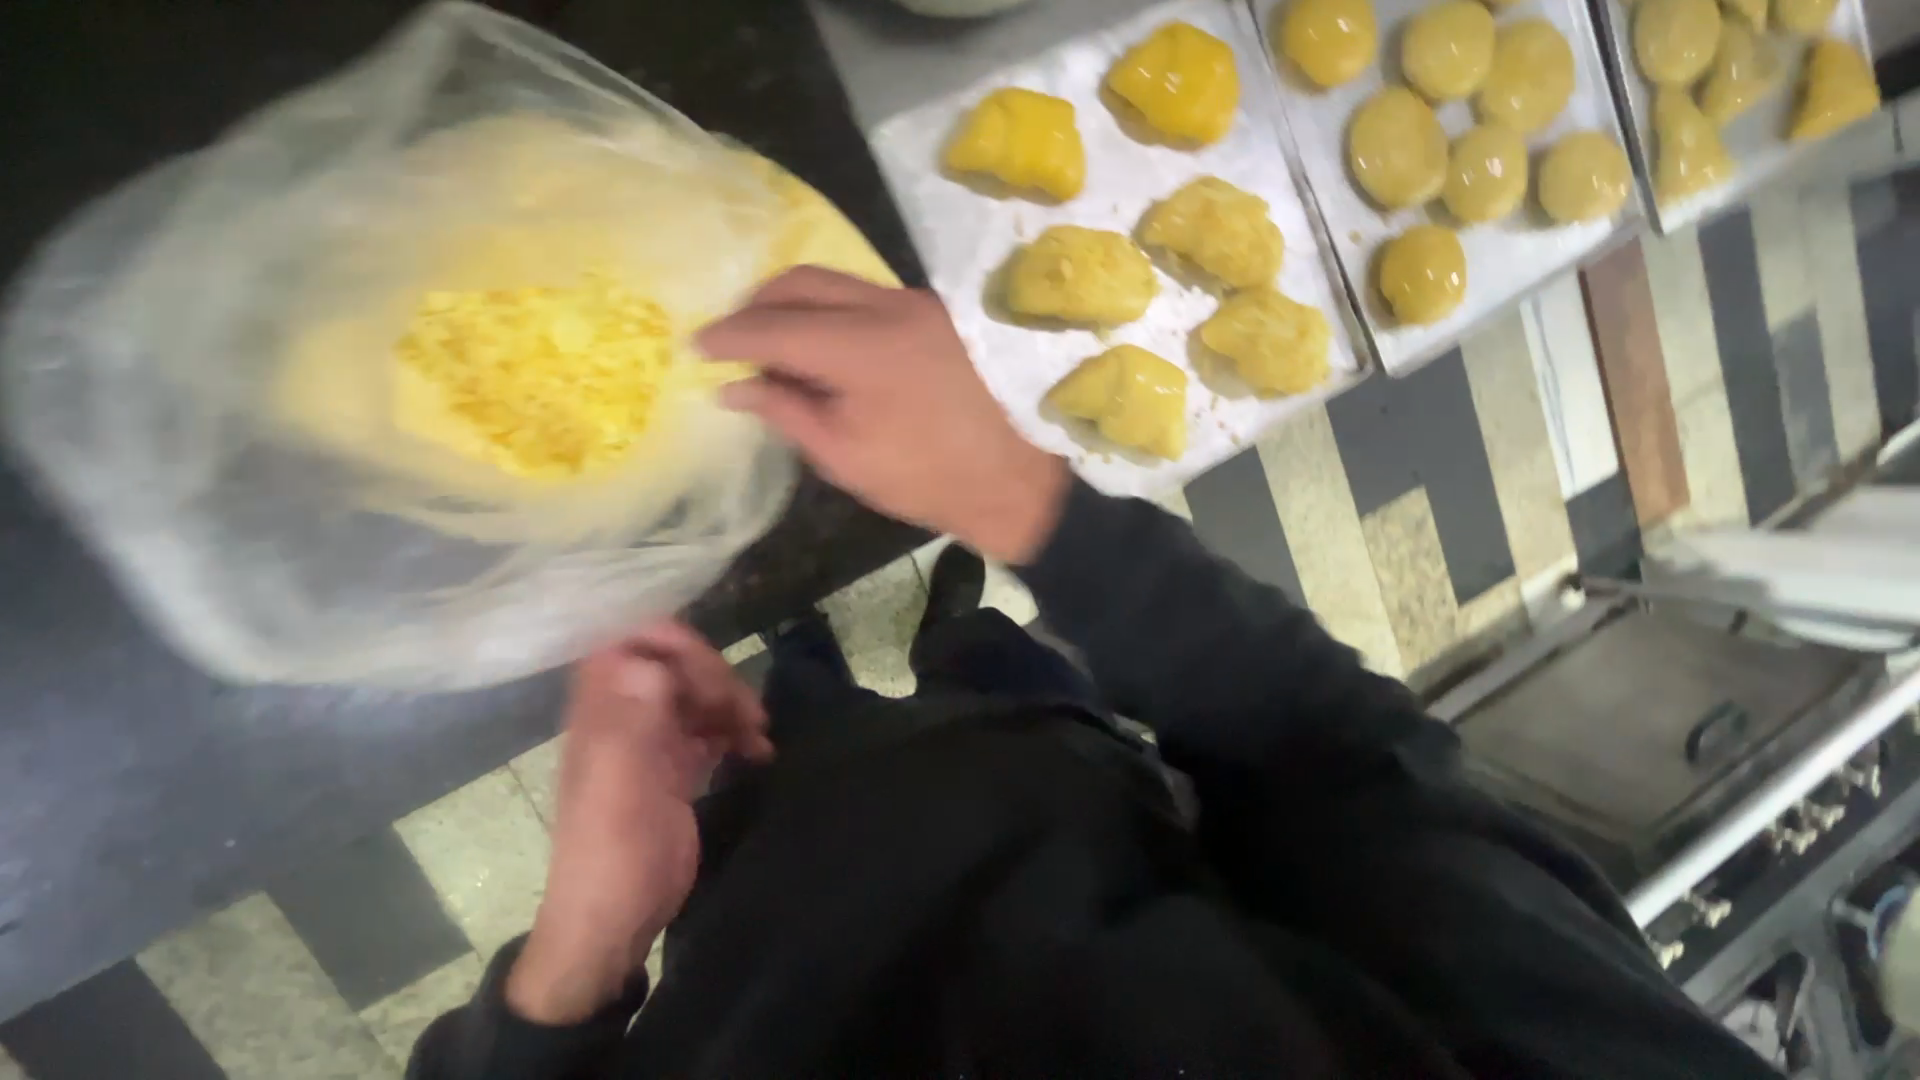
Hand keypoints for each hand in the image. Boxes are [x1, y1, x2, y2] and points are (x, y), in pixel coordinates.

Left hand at [506, 621, 771, 1025]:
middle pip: (672, 666)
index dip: (671, 643)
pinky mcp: (675, 770)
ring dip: (730, 704)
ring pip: (694, 696)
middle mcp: (625, 719)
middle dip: (713, 677)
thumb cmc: (612, 859)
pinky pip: (709, 730)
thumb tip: (646, 661)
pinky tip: (758, 751)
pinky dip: (735, 732)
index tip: (713, 671)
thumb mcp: (619, 792)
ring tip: (761, 733)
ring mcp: (650, 744)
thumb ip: (630, 724)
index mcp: (603, 715)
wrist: (613, 927)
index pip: (631, 645)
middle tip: (747, 712)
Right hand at [696, 266, 1069, 564]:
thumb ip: (787, 410)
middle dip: (758, 305)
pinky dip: (832, 312)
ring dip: (795, 304)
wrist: (1019, 479)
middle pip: (803, 281)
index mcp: (864, 346)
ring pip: (837, 282)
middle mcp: (891, 306)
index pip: (775, 324)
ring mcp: (919, 303)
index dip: (730, 335)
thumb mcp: (846, 456)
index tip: (698, 347)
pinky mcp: (936, 313)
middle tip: (733, 340)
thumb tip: (734, 384)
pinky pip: (867, 296)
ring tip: (773, 346)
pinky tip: (822, 347)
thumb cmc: (929, 480)